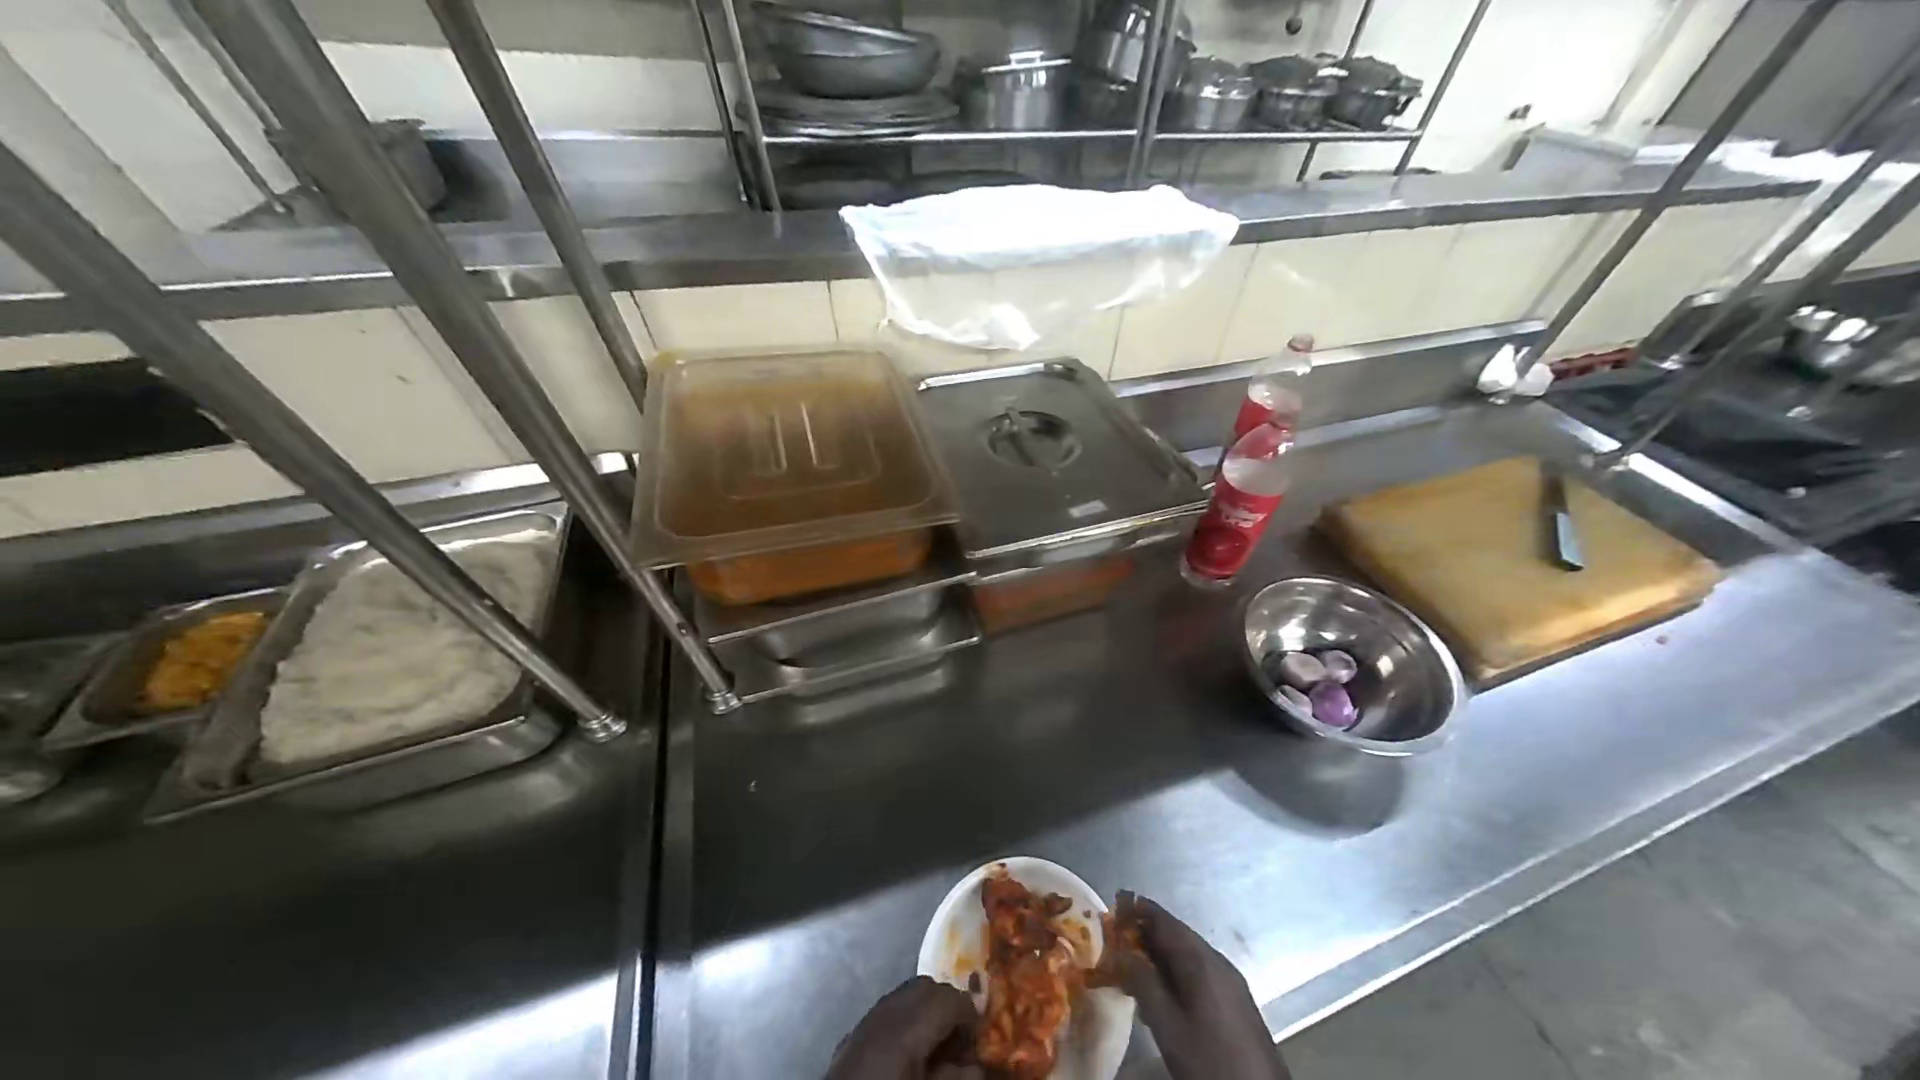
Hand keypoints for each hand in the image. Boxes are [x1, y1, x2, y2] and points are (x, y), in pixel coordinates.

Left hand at [826, 976, 983, 1079]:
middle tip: (961, 1042)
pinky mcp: (858, 1029)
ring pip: (909, 992)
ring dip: (929, 1010)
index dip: (971, 1014)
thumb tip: (978, 1066)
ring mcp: (870, 1015)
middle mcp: (889, 1009)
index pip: (951, 997)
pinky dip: (909, 1017)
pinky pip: (892, 1007)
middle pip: (929, 987)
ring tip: (937, 1045)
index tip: (981, 1038)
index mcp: (909, 1025)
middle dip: (950, 1007)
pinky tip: (912, 1047)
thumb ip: (955, 1077)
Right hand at [1103, 892, 1291, 1079]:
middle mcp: (1217, 962)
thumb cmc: (1210, 1059)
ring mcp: (1230, 982)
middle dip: (1145, 932)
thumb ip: (1142, 982)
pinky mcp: (1235, 1002)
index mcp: (1201, 960)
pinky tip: (1161, 993)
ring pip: (1187, 955)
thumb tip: (1120, 951)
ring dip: (1159, 954)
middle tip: (1115, 939)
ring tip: (1131, 965)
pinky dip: (1174, 971)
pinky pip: (1198, 972)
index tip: (1114, 902)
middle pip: (1176, 935)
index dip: (1138, 908)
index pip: (1164, 920)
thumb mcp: (1167, 1024)